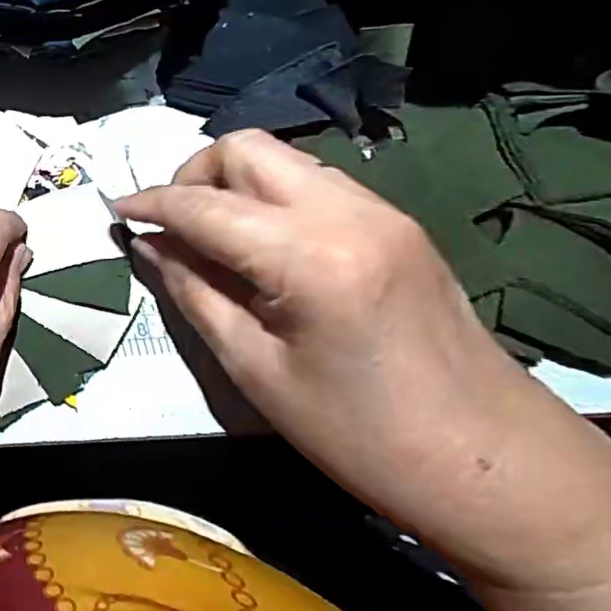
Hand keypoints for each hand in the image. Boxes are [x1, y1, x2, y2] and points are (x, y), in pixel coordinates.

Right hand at [112, 129, 522, 502]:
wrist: (494, 462)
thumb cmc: (362, 435)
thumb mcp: (256, 370)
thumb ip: (194, 292)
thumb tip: (151, 244)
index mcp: (308, 256)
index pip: (205, 205)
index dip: (152, 204)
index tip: (117, 212)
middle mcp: (345, 210)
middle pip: (244, 148)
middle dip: (194, 175)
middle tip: (173, 226)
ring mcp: (378, 208)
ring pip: (281, 156)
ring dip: (234, 181)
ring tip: (214, 234)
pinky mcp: (395, 219)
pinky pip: (314, 181)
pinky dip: (272, 194)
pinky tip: (266, 243)